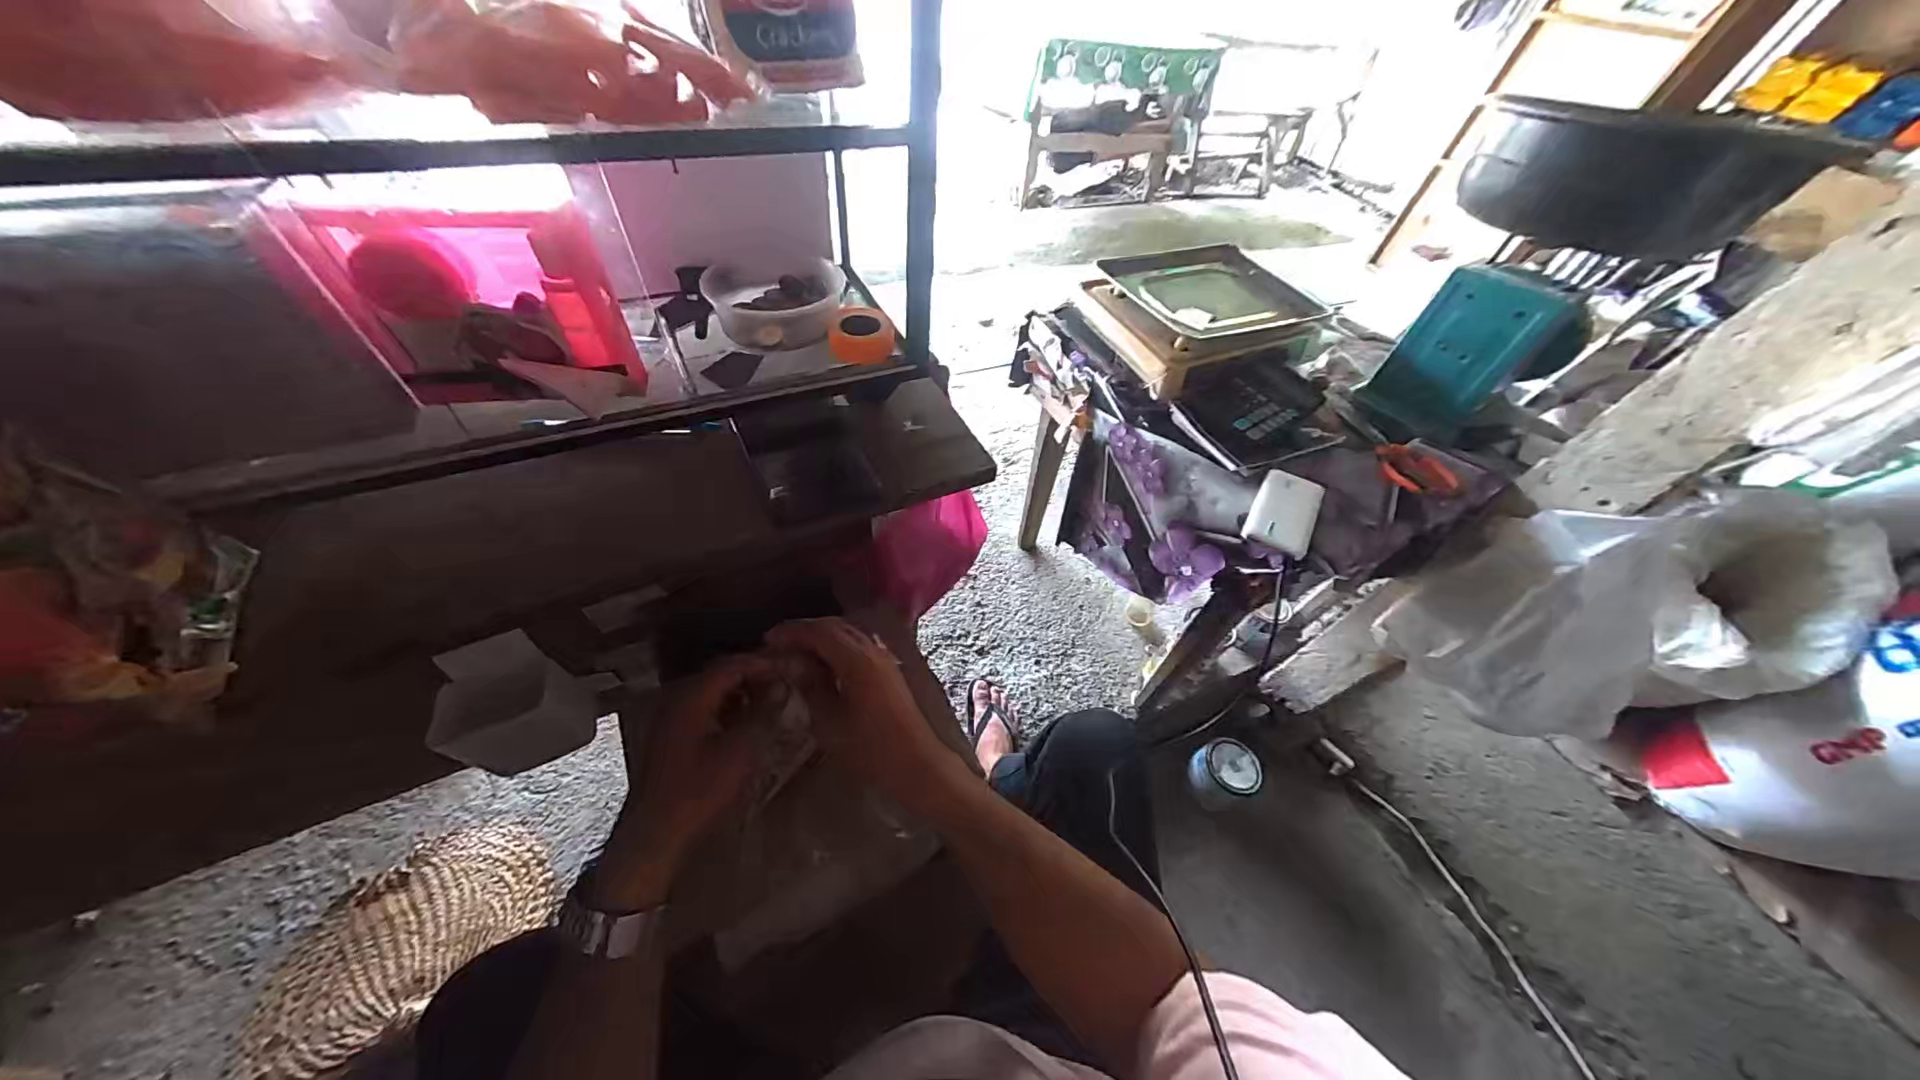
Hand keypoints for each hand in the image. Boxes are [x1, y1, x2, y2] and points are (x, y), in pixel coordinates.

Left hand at [598, 655, 778, 908]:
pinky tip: (746, 721)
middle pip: (721, 673)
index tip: (790, 669)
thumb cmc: (698, 791)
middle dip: (754, 675)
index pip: (732, 664)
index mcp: (691, 697)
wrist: (656, 832)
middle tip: (784, 683)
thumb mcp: (739, 750)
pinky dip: (728, 707)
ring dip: (742, 691)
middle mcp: (677, 698)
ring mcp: (671, 716)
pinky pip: (704, 707)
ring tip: (771, 701)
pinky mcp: (671, 734)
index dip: (763, 663)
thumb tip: (782, 686)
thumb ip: (763, 713)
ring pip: (713, 690)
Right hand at [765, 617, 972, 815]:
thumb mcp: (830, 721)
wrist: (916, 763)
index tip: (768, 640)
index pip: (820, 631)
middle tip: (779, 644)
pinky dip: (838, 646)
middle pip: (836, 626)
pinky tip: (825, 663)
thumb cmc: (871, 749)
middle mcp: (874, 650)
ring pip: (849, 633)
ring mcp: (885, 658)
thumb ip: (811, 686)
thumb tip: (790, 662)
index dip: (792, 631)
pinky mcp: (890, 670)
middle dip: (805, 631)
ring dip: (822, 636)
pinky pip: (859, 644)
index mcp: (857, 660)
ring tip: (797, 652)